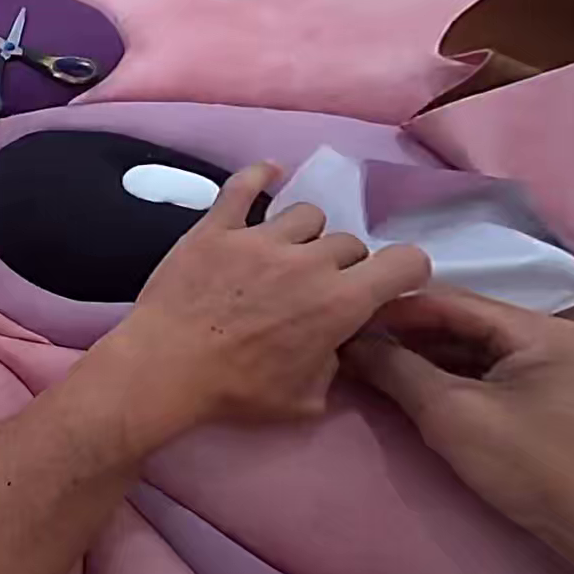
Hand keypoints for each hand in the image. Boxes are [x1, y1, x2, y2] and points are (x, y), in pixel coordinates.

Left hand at [91, 162, 431, 436]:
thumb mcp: (306, 400)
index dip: (406, 270)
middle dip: (341, 265)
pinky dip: (259, 176)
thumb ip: (334, 363)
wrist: (167, 365)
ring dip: (304, 234)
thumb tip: (335, 340)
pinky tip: (269, 172)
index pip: (404, 262)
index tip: (391, 281)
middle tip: (314, 287)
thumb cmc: (236, 390)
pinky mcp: (217, 227)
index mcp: (339, 302)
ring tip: (283, 254)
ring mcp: (260, 238)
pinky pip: (243, 186)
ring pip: (306, 215)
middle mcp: (308, 261)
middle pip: (347, 242)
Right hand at [343, 288, 573, 562]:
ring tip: (403, 375)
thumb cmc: (548, 476)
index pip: (456, 302)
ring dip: (452, 363)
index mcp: (555, 332)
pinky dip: (488, 385)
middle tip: (372, 351)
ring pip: (507, 356)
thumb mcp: (455, 417)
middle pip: (483, 328)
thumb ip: (397, 371)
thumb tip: (353, 343)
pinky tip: (458, 400)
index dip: (399, 310)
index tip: (355, 321)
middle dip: (422, 339)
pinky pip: (533, 381)